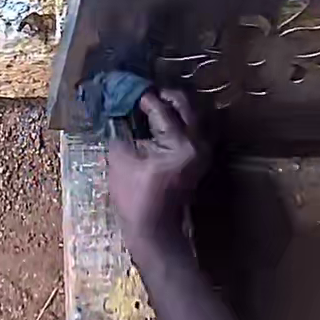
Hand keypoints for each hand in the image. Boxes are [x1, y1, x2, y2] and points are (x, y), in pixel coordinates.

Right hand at [107, 89, 207, 262]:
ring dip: (169, 105)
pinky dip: (175, 118)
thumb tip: (116, 106)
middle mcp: (198, 141)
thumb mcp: (120, 158)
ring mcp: (203, 149)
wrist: (155, 233)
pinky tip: (154, 121)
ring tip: (145, 104)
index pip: (160, 106)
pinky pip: (190, 126)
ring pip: (189, 112)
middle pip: (182, 102)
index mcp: (180, 142)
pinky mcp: (199, 156)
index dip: (139, 95)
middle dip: (159, 94)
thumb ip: (120, 127)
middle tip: (137, 93)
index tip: (123, 86)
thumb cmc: (135, 198)